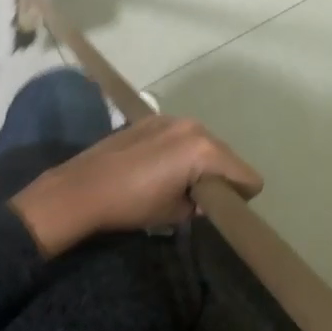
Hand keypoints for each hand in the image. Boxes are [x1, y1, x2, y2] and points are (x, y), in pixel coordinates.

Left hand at [8, 115, 263, 257]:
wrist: (84, 187)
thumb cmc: (133, 203)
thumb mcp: (176, 212)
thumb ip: (201, 204)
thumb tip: (204, 201)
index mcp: (204, 150)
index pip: (247, 176)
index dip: (240, 197)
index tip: (223, 210)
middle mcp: (193, 126)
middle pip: (227, 156)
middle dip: (221, 178)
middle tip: (200, 201)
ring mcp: (170, 118)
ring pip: (205, 143)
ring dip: (201, 162)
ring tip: (178, 185)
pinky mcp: (151, 119)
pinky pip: (182, 136)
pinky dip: (181, 151)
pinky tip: (160, 169)